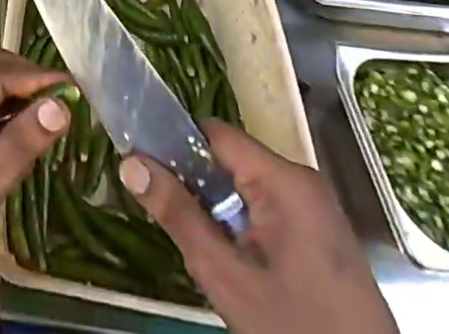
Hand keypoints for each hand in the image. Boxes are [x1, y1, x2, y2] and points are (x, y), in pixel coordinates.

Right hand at [119, 121, 396, 333]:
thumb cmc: (295, 327)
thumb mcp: (226, 275)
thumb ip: (178, 214)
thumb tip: (130, 163)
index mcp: (282, 178)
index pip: (215, 133)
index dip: (175, 143)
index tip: (142, 165)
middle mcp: (300, 179)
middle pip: (229, 159)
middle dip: (194, 184)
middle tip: (165, 218)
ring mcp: (313, 205)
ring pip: (245, 186)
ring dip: (216, 209)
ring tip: (198, 246)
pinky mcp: (318, 230)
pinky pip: (266, 207)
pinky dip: (240, 223)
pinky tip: (231, 260)